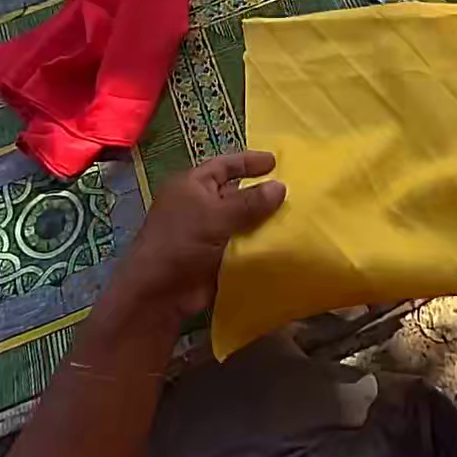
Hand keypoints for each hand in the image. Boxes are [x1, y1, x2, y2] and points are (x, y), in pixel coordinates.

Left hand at [107, 150, 286, 319]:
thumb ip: (250, 201)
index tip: (276, 162)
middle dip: (261, 192)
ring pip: (242, 220)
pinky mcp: (216, 257)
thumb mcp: (216, 215)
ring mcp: (208, 233)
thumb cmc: (181, 242)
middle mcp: (199, 205)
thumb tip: (281, 186)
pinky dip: (260, 243)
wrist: (159, 294)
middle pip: (235, 193)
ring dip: (264, 220)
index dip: (249, 162)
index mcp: (192, 186)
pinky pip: (243, 244)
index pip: (223, 165)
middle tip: (294, 190)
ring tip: (297, 216)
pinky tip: (285, 242)